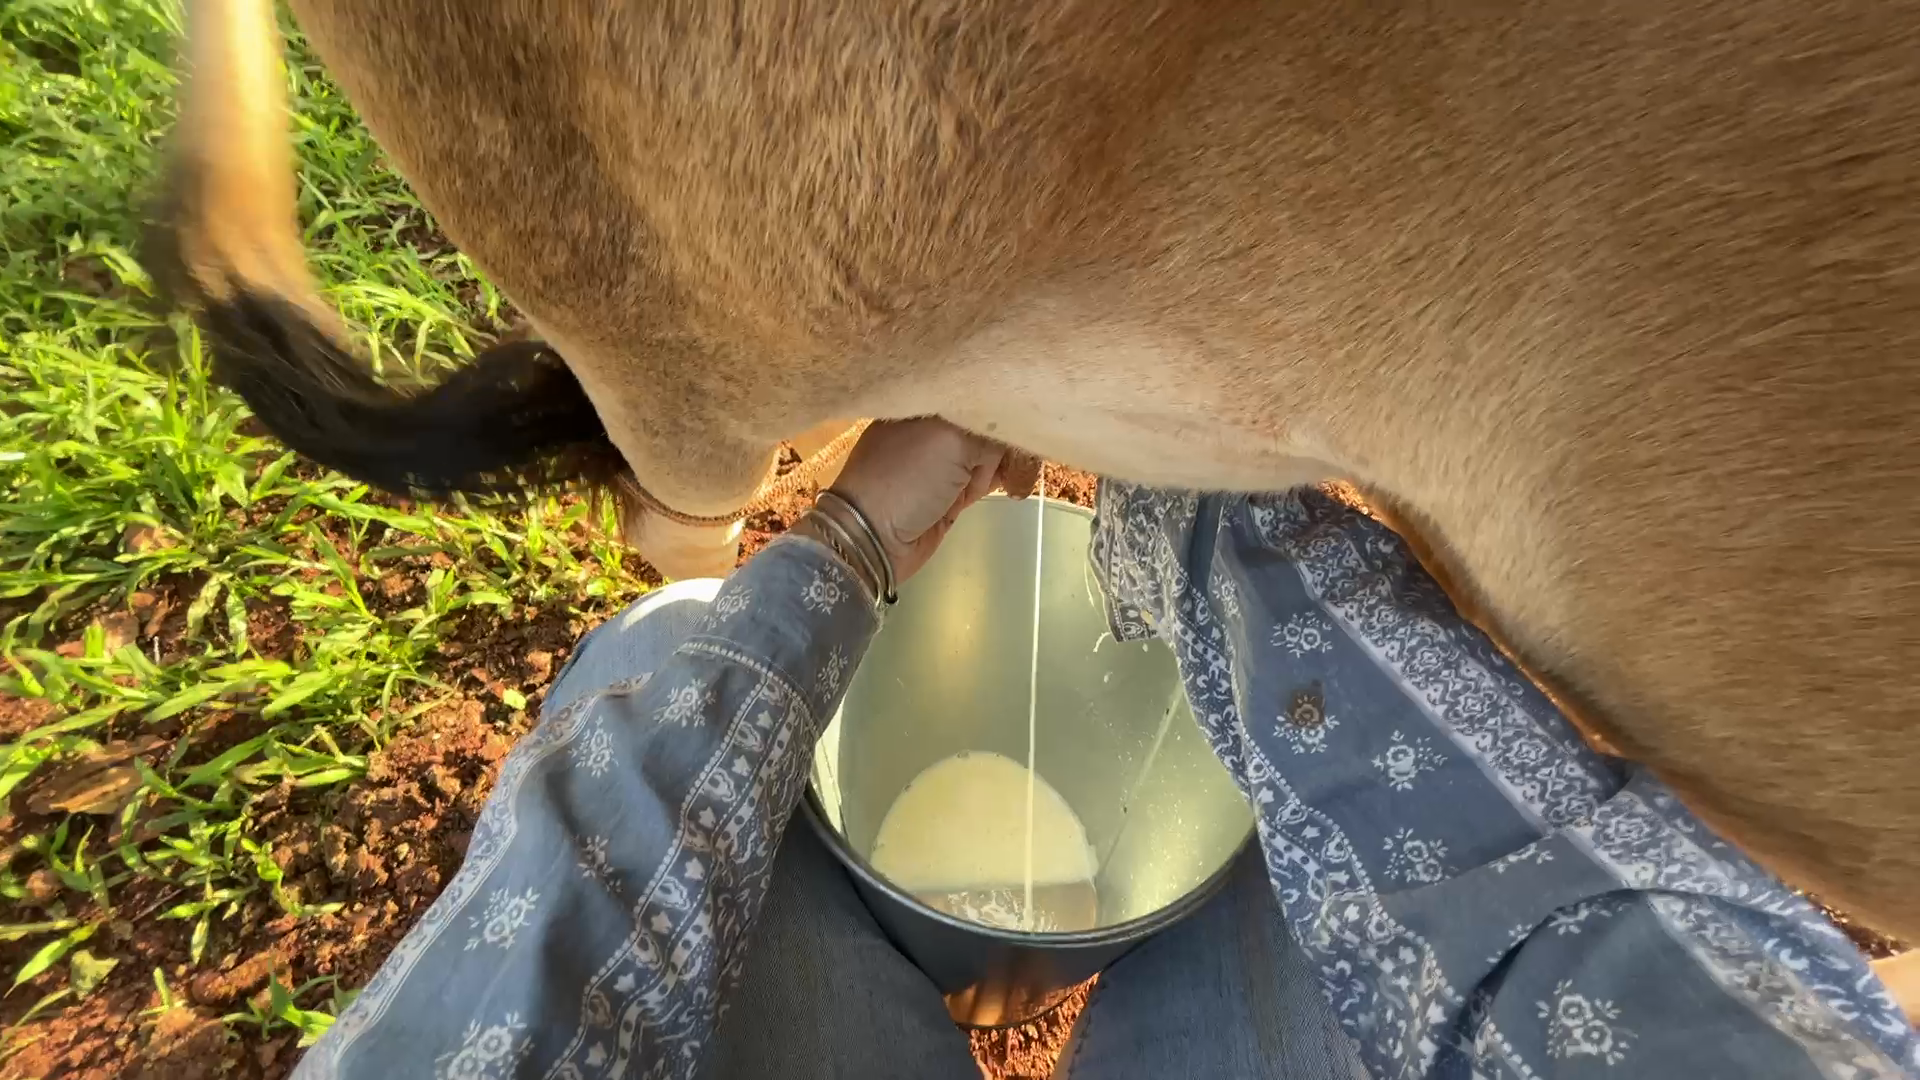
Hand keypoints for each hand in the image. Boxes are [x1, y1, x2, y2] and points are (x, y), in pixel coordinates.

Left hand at [827, 418, 1025, 585]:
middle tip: (1022, 448)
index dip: (1000, 399)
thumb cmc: (906, 478)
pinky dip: (999, 478)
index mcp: (924, 402)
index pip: (974, 389)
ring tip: (1016, 472)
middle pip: (985, 419)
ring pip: (990, 449)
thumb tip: (1012, 429)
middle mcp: (932, 426)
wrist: (875, 538)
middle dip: (1007, 432)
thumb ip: (987, 428)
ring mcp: (941, 460)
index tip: (1026, 409)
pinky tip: (1013, 482)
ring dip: (1007, 460)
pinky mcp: (951, 490)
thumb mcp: (951, 440)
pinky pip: (985, 476)